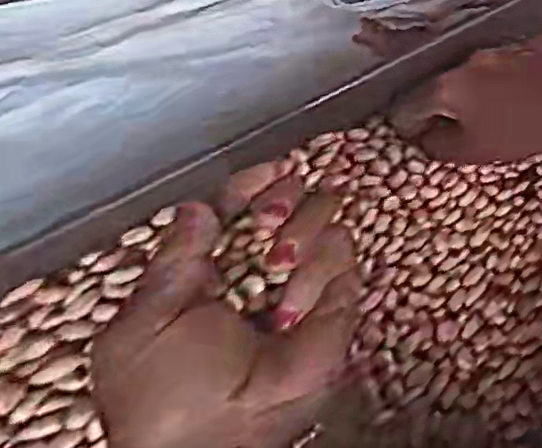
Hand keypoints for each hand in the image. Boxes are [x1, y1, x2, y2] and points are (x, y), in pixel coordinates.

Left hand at [94, 163, 359, 447]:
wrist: (231, 427)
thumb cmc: (168, 387)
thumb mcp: (143, 328)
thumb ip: (173, 264)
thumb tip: (198, 207)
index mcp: (205, 268)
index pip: (235, 206)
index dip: (252, 184)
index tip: (268, 172)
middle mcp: (260, 259)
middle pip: (289, 195)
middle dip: (283, 199)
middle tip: (268, 222)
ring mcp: (306, 268)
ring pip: (324, 211)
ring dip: (301, 232)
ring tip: (279, 268)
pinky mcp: (344, 281)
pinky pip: (342, 248)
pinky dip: (316, 274)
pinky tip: (292, 310)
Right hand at [390, 42, 541, 163]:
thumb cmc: (523, 133)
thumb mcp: (469, 151)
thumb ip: (434, 142)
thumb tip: (423, 133)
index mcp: (448, 85)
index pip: (408, 107)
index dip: (410, 127)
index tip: (420, 139)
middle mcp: (470, 60)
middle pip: (439, 85)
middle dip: (438, 105)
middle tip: (450, 127)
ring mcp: (500, 50)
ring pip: (469, 72)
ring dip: (468, 90)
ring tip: (482, 112)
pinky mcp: (526, 47)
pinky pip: (498, 65)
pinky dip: (495, 79)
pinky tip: (507, 96)